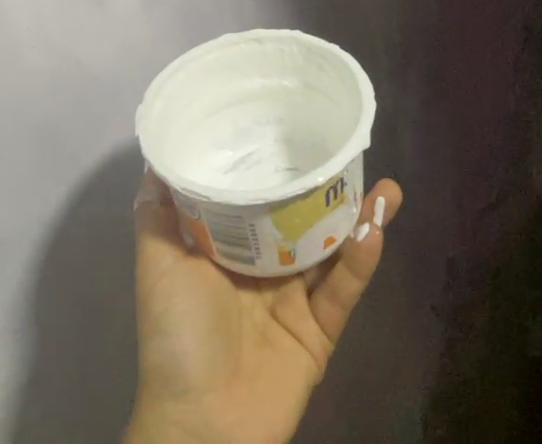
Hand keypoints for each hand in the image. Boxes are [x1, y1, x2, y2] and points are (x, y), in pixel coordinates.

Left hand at [125, 172, 403, 443]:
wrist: (203, 423)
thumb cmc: (177, 335)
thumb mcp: (157, 263)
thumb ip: (157, 212)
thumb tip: (156, 156)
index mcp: (224, 251)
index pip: (253, 199)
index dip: (272, 167)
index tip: (291, 128)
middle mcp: (260, 270)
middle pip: (299, 220)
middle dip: (325, 190)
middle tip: (349, 154)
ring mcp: (292, 301)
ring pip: (331, 251)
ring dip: (357, 219)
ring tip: (385, 188)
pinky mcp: (319, 332)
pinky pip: (343, 291)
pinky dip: (360, 263)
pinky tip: (373, 230)